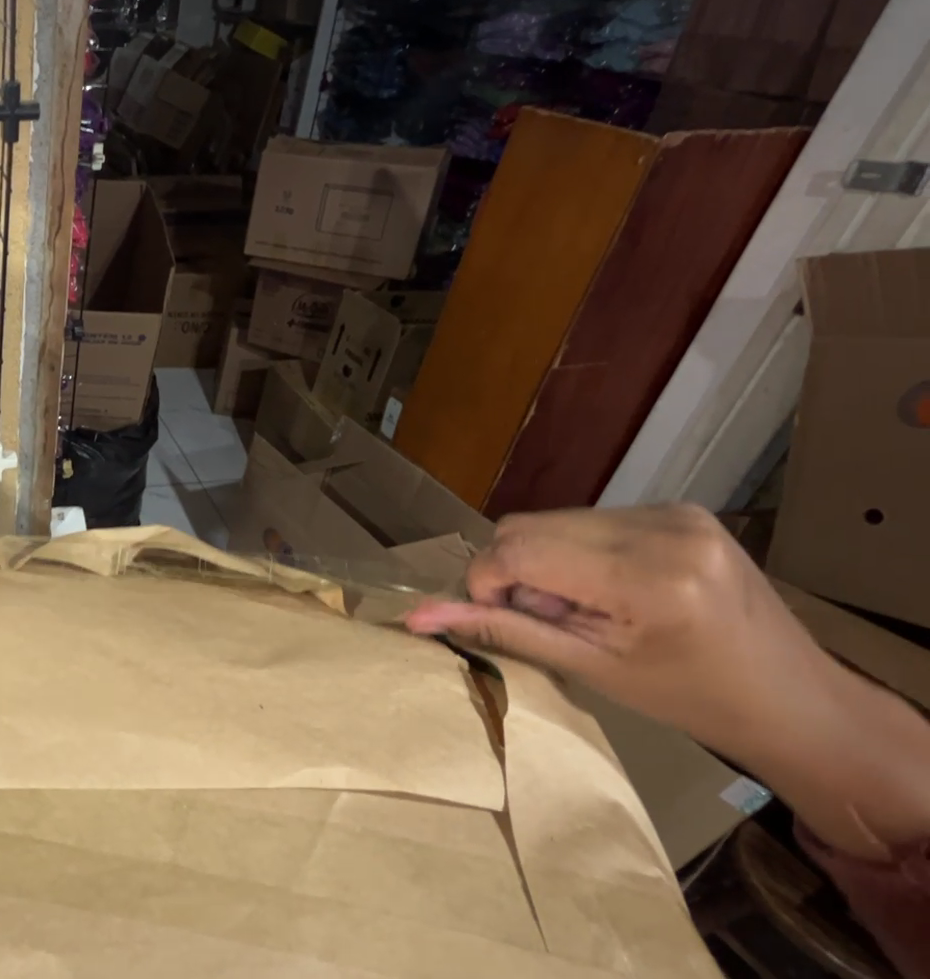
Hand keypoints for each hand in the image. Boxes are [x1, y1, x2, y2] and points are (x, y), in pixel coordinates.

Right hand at [407, 504, 929, 859]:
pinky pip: (584, 518)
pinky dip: (572, 551)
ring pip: (549, 520)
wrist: (795, 700)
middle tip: (551, 618)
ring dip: (542, 561)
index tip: (503, 620)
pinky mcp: (678, 509)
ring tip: (585, 606)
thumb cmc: (689, 698)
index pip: (516, 550)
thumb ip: (499, 630)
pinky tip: (607, 587)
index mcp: (646, 578)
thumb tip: (413, 616)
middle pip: (525, 527)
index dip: (486, 583)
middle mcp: (661, 528)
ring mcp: (674, 512)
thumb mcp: (589, 669)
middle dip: (514, 572)